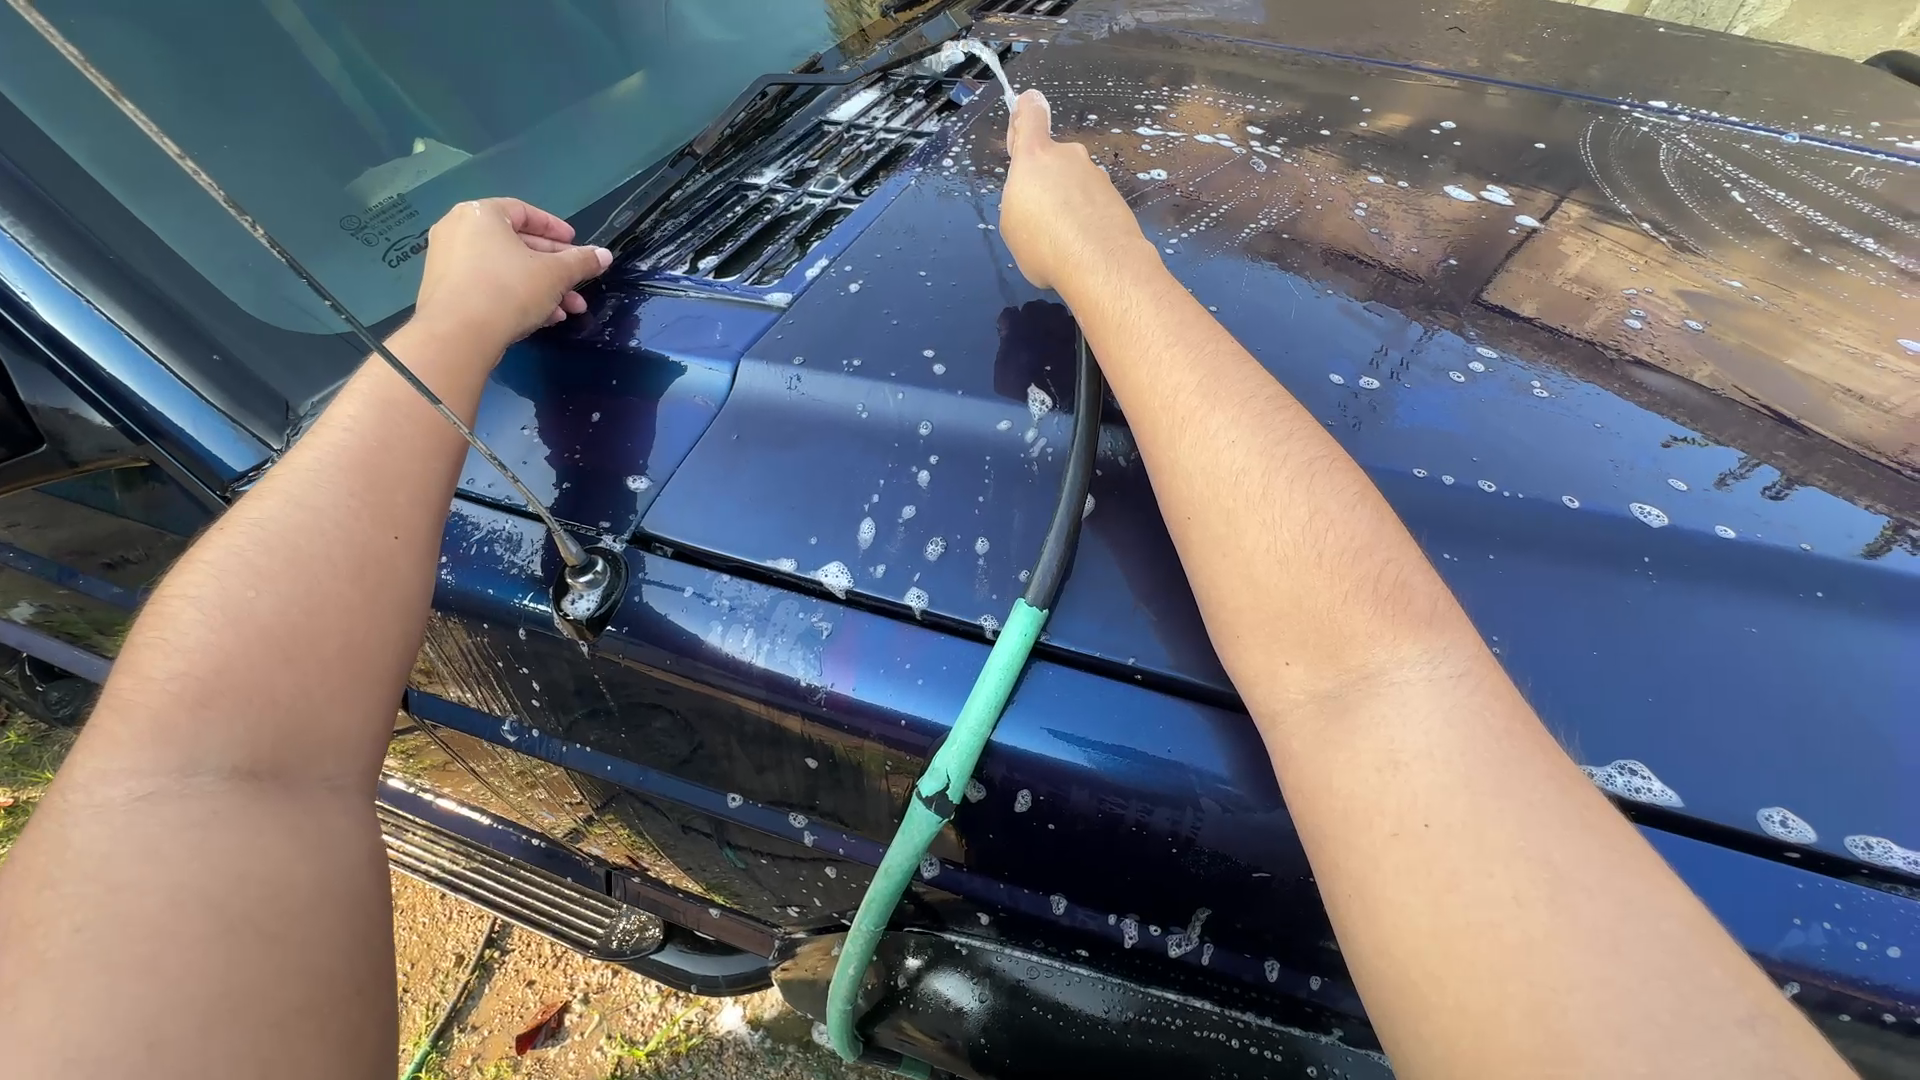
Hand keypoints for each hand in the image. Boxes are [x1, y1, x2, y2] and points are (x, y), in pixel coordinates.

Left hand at [412, 198, 612, 354]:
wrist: (459, 333)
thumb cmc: (509, 289)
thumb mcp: (555, 274)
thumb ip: (581, 262)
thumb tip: (605, 255)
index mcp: (481, 215)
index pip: (523, 212)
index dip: (554, 228)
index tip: (575, 243)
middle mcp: (459, 230)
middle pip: (517, 244)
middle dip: (555, 267)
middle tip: (579, 282)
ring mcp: (450, 260)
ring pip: (507, 268)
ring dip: (542, 287)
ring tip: (569, 308)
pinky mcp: (448, 289)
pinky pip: (490, 284)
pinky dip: (518, 295)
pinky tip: (543, 317)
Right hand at [999, 90, 1153, 293]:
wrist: (1100, 262)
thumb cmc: (1043, 243)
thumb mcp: (1011, 224)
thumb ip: (1019, 198)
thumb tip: (1034, 199)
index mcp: (1035, 157)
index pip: (1030, 114)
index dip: (1024, 113)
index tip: (1022, 122)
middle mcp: (1068, 156)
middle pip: (1052, 161)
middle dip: (1045, 184)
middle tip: (1040, 221)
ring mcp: (1095, 175)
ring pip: (1074, 184)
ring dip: (1066, 206)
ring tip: (1062, 242)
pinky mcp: (1114, 196)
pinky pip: (1092, 203)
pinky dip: (1085, 220)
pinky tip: (1082, 248)